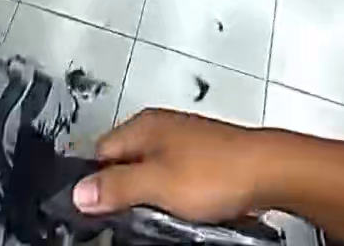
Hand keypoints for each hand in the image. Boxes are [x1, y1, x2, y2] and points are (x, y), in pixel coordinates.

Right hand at [73, 110, 280, 222]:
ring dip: (141, 194)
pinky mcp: (195, 158)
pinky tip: (172, 209)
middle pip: (121, 160)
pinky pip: (166, 176)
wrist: (262, 170)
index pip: (100, 151)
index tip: (91, 212)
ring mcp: (179, 141)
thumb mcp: (158, 183)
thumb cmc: (217, 169)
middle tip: (121, 217)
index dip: (92, 183)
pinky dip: (163, 194)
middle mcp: (161, 127)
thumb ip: (118, 185)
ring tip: (149, 215)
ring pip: (144, 170)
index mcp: (145, 125)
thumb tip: (81, 190)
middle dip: (117, 190)